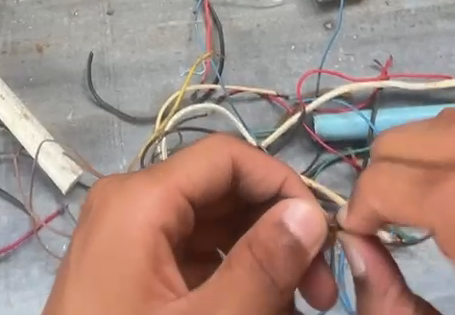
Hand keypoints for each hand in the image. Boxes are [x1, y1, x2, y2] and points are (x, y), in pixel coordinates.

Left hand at [44, 134, 336, 314]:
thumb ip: (260, 268)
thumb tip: (309, 212)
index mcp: (140, 198)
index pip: (225, 157)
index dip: (281, 185)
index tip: (327, 240)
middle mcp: (130, 203)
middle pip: (220, 190)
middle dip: (275, 231)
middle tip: (323, 293)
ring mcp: (127, 237)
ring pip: (211, 227)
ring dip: (259, 260)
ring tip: (300, 309)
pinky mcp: (130, 271)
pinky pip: (191, 257)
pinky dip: (231, 280)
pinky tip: (262, 312)